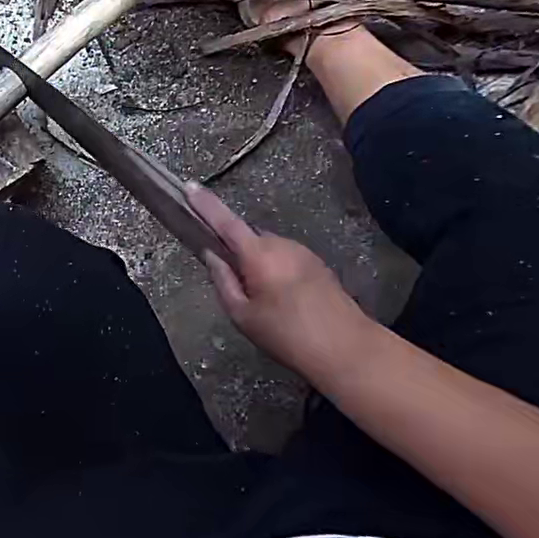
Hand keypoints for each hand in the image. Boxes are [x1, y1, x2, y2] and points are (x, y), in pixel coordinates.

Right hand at [186, 182, 377, 373]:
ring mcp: (303, 251)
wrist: (349, 350)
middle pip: (247, 237)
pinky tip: (282, 301)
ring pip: (267, 249)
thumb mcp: (242, 315)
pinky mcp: (317, 263)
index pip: (225, 222)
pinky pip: (284, 258)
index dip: (205, 204)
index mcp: (259, 255)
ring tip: (262, 301)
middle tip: (233, 284)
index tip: (189, 187)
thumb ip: (222, 280)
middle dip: (235, 251)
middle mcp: (281, 244)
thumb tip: (211, 254)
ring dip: (257, 263)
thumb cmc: (288, 335)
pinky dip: (275, 270)